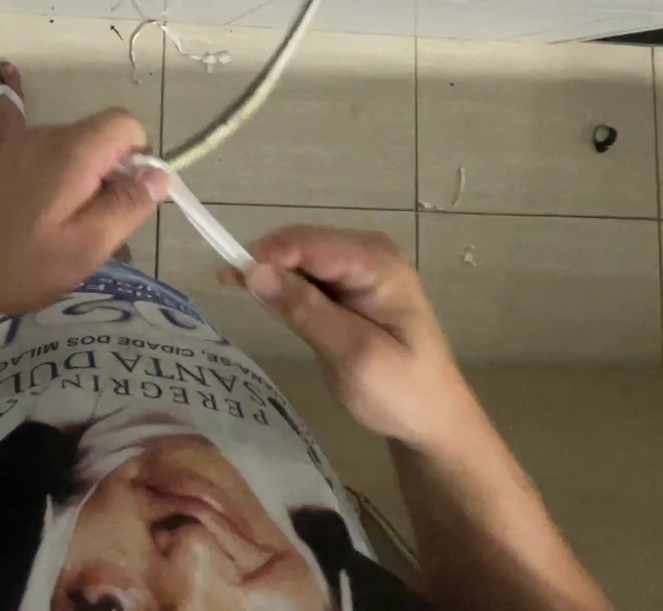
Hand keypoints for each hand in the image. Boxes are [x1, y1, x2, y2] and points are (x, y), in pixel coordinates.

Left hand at [0, 108, 168, 316]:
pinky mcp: (3, 162)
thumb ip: (127, 206)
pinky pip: (50, 163)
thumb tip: (159, 175)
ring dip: (86, 187)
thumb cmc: (17, 262)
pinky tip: (39, 228)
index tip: (129, 199)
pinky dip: (59, 188)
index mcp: (72, 149)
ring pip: (76, 153)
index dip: (140, 156)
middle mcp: (47, 135)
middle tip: (97, 229)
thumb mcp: (85, 246)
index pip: (126, 123)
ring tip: (65, 236)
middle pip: (101, 138)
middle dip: (112, 177)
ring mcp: (20, 146)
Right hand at [221, 226, 472, 447]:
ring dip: (270, 270)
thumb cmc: (401, 393)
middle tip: (229, 285)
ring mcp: (360, 265)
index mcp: (378, 263)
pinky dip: (282, 281)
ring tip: (236, 287)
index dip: (268, 253)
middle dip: (265, 259)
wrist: (434, 420)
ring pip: (299, 254)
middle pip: (301, 242)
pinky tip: (262, 294)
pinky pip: (306, 270)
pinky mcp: (350, 281)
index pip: (310, 243)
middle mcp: (369, 252)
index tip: (231, 275)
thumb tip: (255, 271)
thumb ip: (305, 311)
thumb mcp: (352, 356)